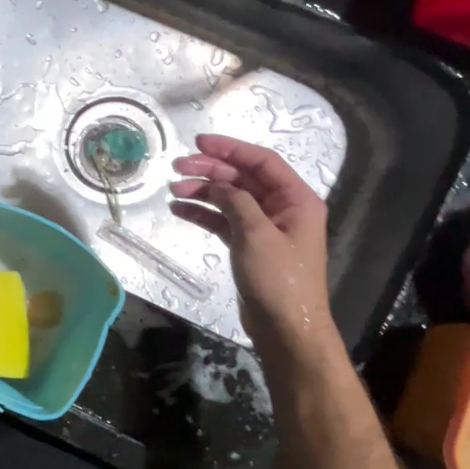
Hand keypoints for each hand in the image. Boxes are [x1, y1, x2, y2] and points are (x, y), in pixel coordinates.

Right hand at [169, 134, 333, 353]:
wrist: (286, 326)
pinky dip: (202, 213)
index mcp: (296, 200)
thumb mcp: (256, 234)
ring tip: (173, 189)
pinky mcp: (248, 245)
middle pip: (243, 178)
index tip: (198, 143)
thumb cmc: (278, 278)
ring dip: (202, 191)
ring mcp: (264, 227)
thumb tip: (217, 182)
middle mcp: (282, 208)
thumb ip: (236, 201)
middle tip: (176, 167)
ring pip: (230, 198)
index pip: (262, 162)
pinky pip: (222, 220)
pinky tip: (180, 209)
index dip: (231, 149)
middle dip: (210, 170)